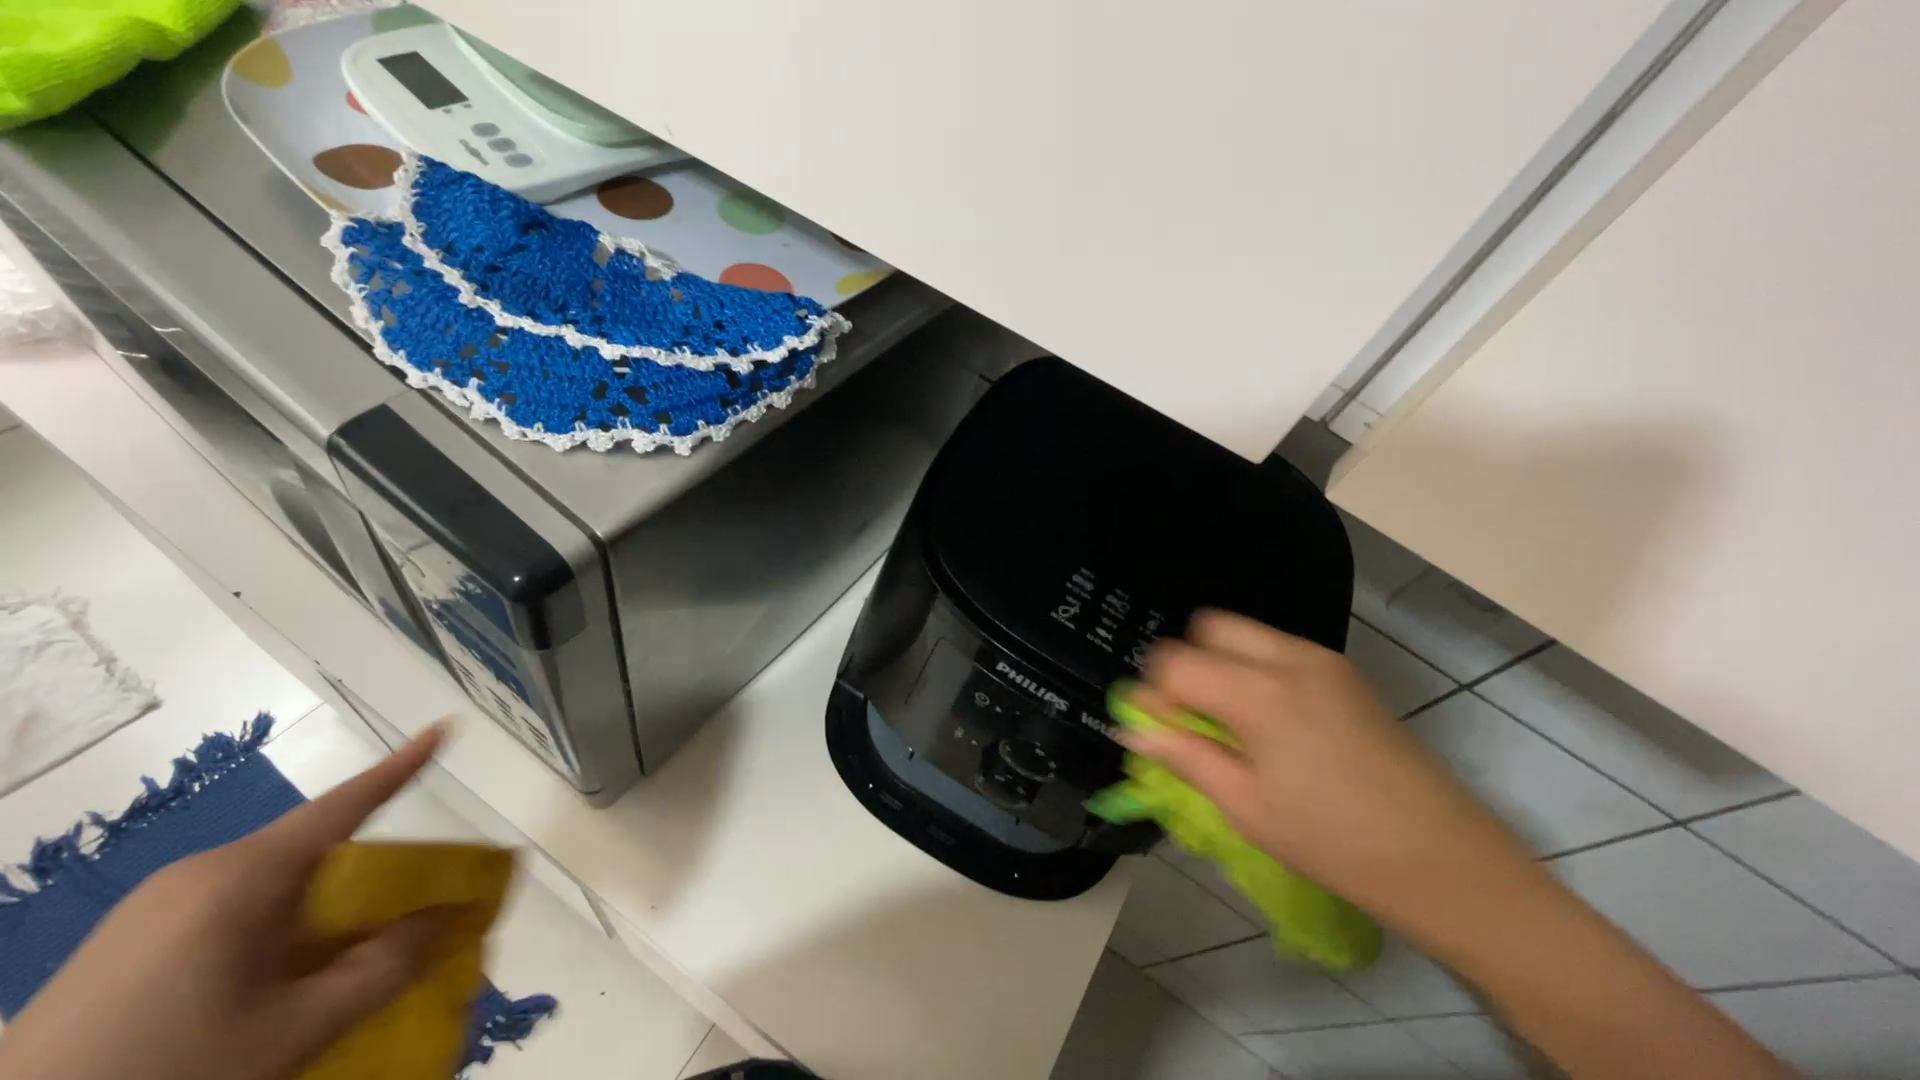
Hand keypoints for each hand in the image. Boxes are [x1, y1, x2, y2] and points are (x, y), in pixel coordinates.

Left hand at [0, 726, 452, 1079]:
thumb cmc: (166, 1067)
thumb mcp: (288, 1030)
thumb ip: (378, 970)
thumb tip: (445, 920)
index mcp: (241, 877)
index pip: (342, 807)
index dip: (400, 769)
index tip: (444, 729)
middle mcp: (201, 873)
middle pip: (312, 852)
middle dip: (372, 873)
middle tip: (416, 905)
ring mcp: (158, 905)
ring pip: (272, 887)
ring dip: (324, 909)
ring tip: (352, 954)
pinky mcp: (130, 939)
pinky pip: (231, 912)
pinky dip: (279, 928)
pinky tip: (280, 978)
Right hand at [1123, 611, 1544, 942]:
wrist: (1443, 857)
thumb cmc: (1333, 841)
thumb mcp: (1246, 806)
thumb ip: (1185, 756)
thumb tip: (1136, 728)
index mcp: (1258, 692)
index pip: (1176, 662)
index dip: (1154, 693)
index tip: (1158, 731)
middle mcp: (1290, 659)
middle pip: (1212, 627)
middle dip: (1189, 663)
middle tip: (1191, 718)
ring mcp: (1325, 663)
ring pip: (1249, 637)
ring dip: (1224, 667)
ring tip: (1231, 729)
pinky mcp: (1349, 677)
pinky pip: (1283, 654)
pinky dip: (1259, 674)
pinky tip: (1272, 730)